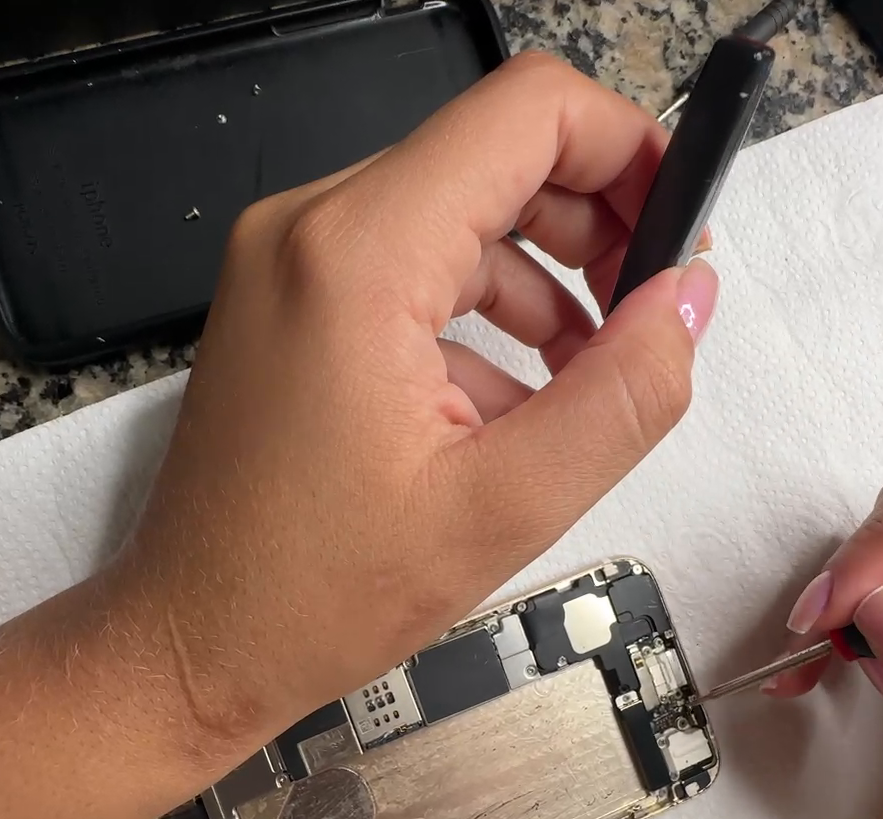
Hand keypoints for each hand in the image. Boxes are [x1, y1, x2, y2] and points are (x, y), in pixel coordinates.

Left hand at [107, 53, 717, 756]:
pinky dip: (475, 320)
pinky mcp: (287, 310)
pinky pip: (407, 274)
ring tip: (578, 379)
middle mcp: (307, 234)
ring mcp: (287, 268)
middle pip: (493, 160)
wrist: (197, 640)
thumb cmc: (314, 594)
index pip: (528, 112)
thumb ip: (624, 396)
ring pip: (454, 222)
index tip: (676, 226)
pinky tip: (500, 406)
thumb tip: (686, 304)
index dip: (629, 150)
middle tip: (643, 312)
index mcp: (358, 257)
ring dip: (539, 285)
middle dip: (592, 226)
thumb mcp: (505, 508)